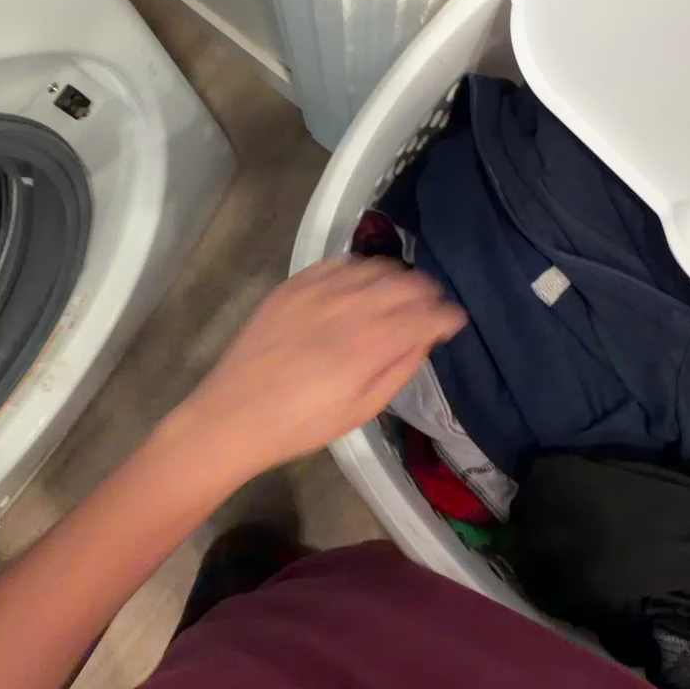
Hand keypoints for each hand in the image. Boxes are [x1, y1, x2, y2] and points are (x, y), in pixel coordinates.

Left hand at [160, 257, 466, 481]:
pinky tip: (360, 286)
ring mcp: (318, 290)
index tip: (455, 321)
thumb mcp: (362, 409)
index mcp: (370, 342)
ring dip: (395, 278)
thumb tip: (425, 338)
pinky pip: (338, 264)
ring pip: (374, 267)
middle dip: (427, 293)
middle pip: (406, 282)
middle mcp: (348, 306)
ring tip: (399, 294)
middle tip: (431, 307)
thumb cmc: (302, 424)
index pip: (427, 313)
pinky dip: (359, 271)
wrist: (234, 414)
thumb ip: (400, 368)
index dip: (448, 316)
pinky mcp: (293, 284)